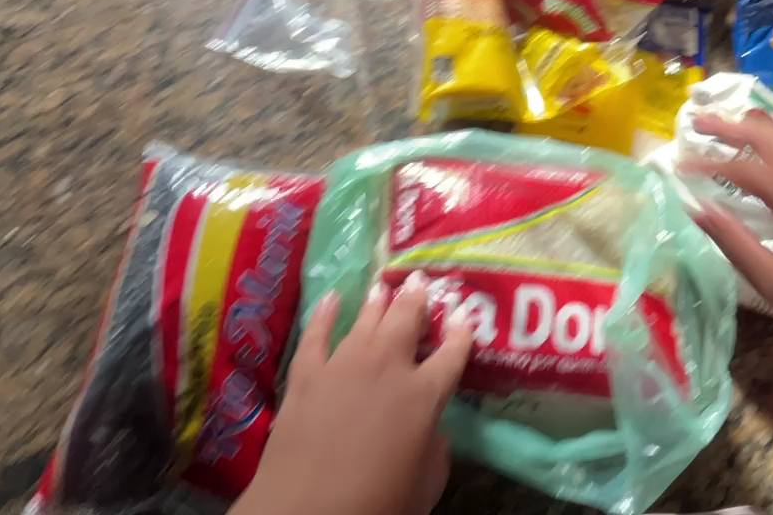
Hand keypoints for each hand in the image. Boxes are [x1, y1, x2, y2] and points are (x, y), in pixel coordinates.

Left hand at [231, 273, 471, 514]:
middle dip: (417, 297)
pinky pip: (317, 336)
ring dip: (379, 302)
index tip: (465, 313)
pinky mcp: (306, 376)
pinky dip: (325, 315)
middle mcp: (387, 367)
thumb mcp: (425, 486)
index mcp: (423, 394)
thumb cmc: (377, 506)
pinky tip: (332, 298)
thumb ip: (435, 449)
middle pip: (407, 320)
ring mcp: (344, 366)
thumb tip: (433, 431)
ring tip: (385, 286)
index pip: (452, 353)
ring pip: (366, 321)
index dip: (462, 331)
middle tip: (421, 279)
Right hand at [684, 112, 772, 375]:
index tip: (676, 166)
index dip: (706, 164)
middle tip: (696, 121)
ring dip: (754, 128)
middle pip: (768, 135)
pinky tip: (768, 145)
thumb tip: (696, 208)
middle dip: (730, 125)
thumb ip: (735, 243)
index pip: (742, 168)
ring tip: (723, 125)